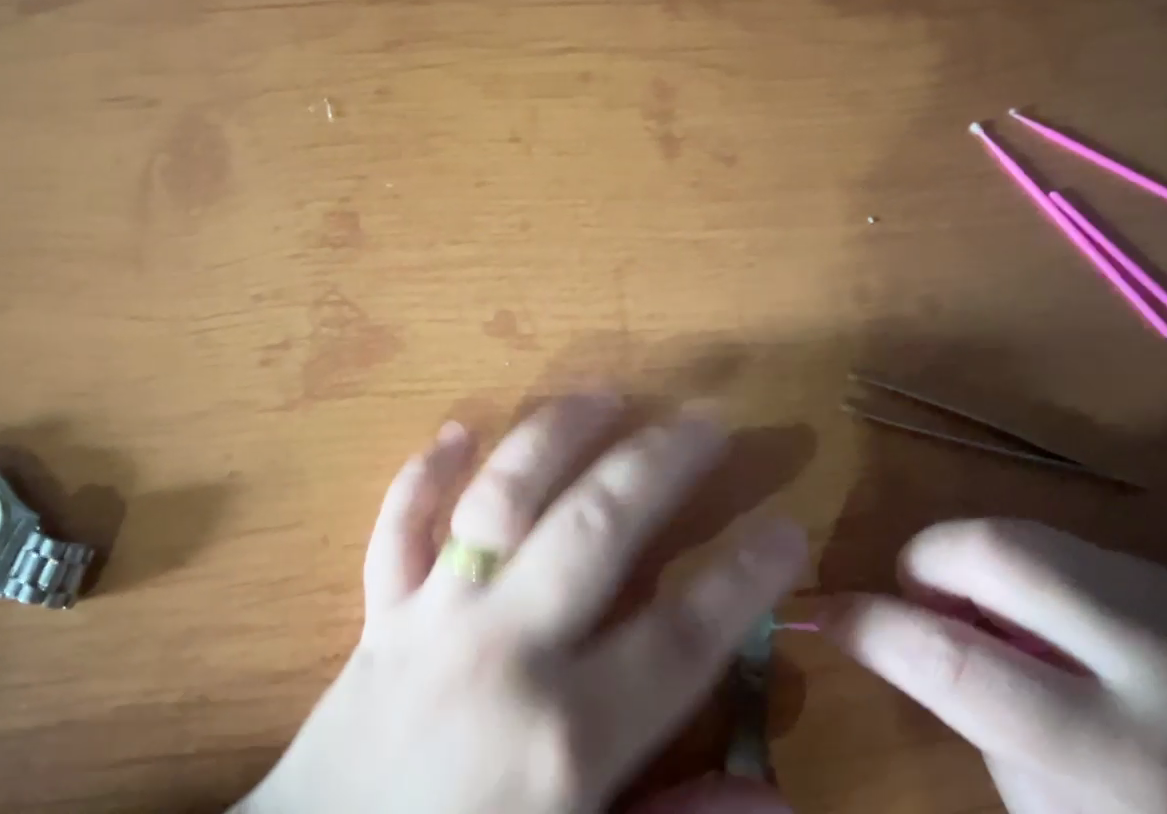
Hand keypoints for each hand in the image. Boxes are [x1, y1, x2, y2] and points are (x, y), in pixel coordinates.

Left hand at [237, 395, 807, 813]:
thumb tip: (777, 797)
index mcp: (570, 731)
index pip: (682, 635)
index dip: (744, 577)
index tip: (787, 527)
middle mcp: (506, 651)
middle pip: (597, 529)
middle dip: (659, 464)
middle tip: (708, 420)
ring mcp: (435, 619)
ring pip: (500, 500)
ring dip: (554, 437)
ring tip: (605, 393)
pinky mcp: (379, 614)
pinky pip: (398, 530)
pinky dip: (424, 475)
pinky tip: (457, 430)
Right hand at [826, 519, 1166, 813]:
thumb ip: (990, 736)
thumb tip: (921, 650)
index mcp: (1120, 753)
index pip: (954, 659)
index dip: (870, 625)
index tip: (826, 614)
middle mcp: (1158, 659)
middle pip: (993, 548)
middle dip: (926, 558)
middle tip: (920, 601)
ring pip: (1028, 533)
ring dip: (979, 567)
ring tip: (994, 624)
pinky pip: (1072, 552)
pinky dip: (1032, 578)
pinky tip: (1056, 629)